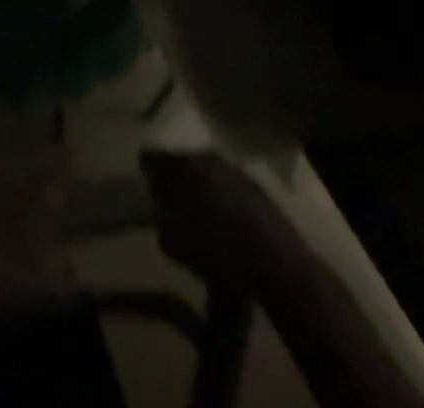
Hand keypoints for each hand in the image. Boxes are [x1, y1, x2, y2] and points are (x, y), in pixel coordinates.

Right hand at [142, 152, 298, 287]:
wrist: (277, 265)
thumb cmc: (216, 250)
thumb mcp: (171, 241)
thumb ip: (160, 217)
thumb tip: (162, 208)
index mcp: (181, 167)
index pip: (151, 157)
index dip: (146, 172)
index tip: (146, 186)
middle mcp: (207, 159)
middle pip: (181, 160)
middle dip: (174, 176)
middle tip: (169, 197)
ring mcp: (236, 171)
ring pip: (207, 171)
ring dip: (199, 184)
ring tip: (196, 209)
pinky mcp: (258, 187)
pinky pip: (228, 184)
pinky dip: (220, 194)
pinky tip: (222, 217)